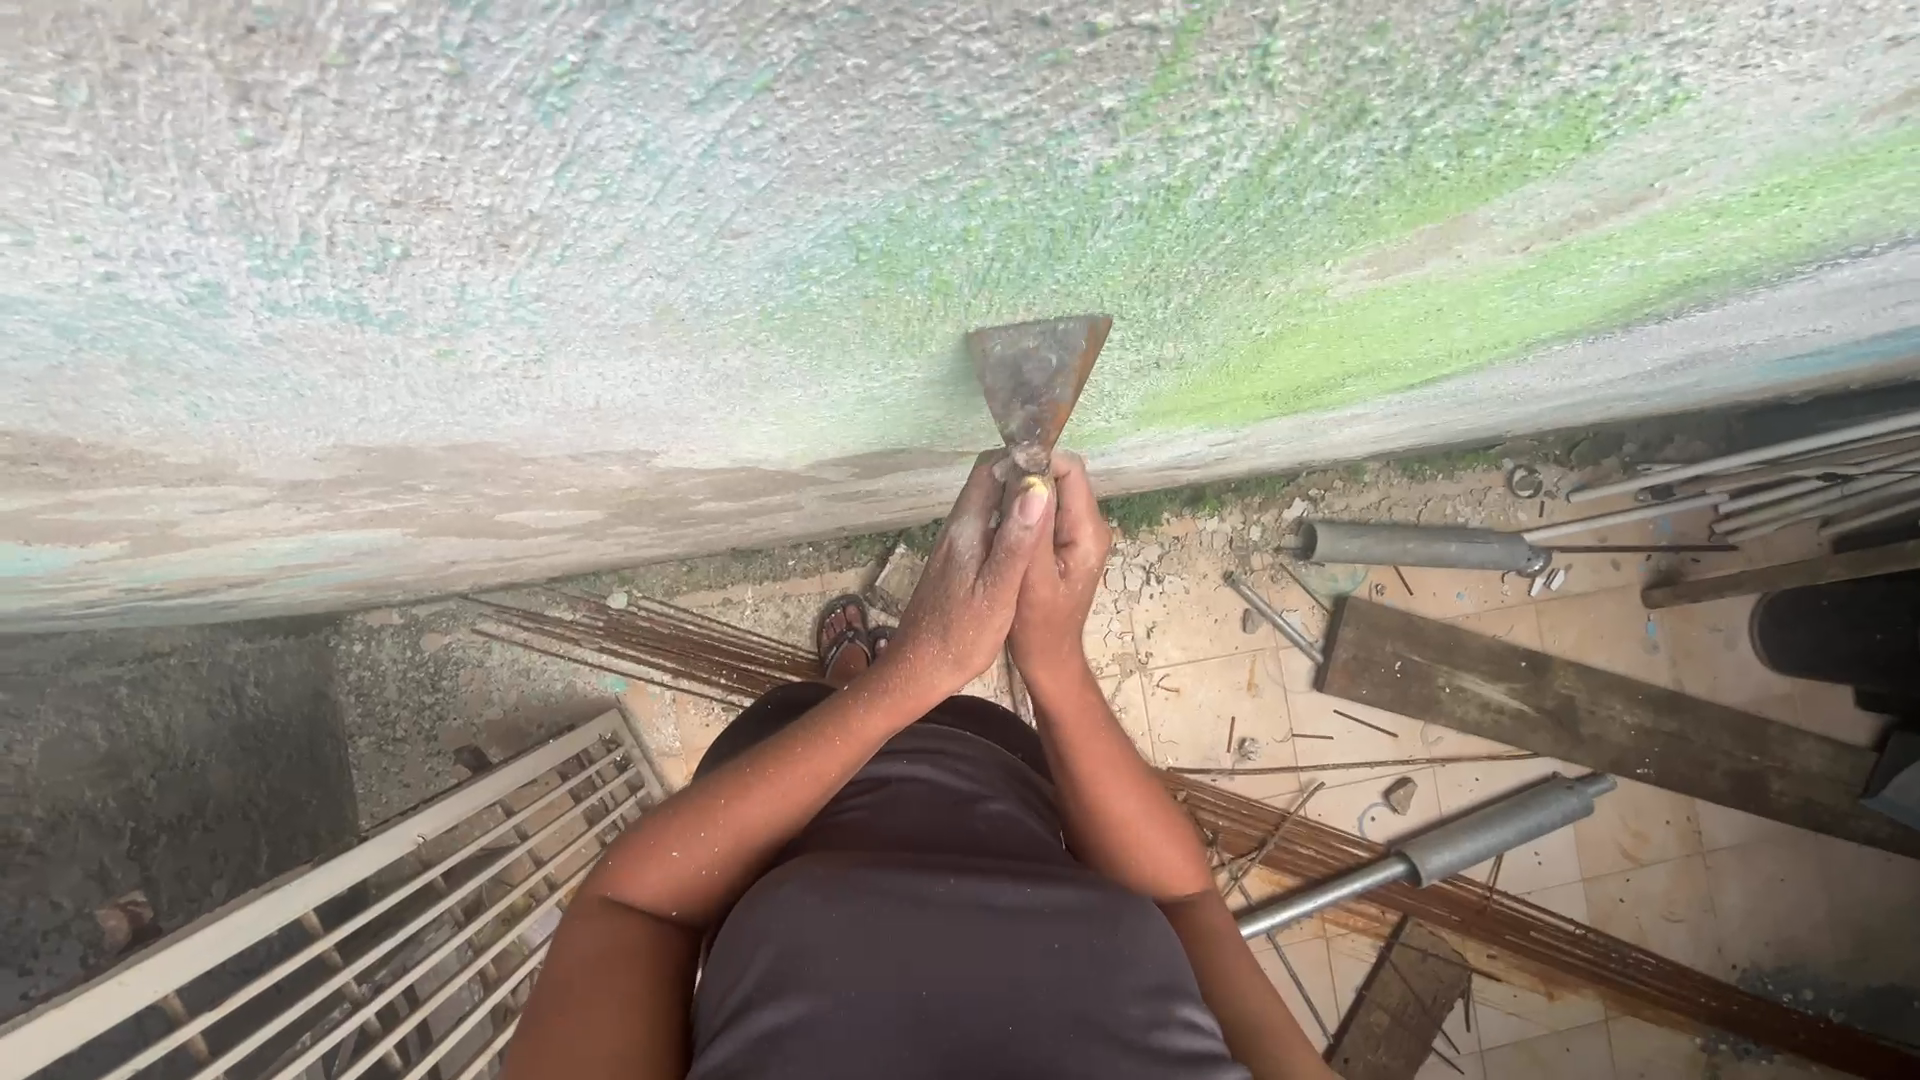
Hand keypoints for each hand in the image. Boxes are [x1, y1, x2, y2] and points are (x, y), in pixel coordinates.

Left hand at [884, 450, 1054, 697]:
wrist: (920, 669)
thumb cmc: (961, 635)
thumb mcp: (997, 591)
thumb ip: (1016, 541)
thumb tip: (1035, 487)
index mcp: (966, 527)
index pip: (989, 468)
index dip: (1020, 457)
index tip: (1054, 463)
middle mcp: (957, 527)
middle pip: (988, 481)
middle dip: (1022, 474)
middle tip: (1062, 486)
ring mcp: (955, 544)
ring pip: (988, 503)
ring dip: (1017, 498)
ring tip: (1053, 508)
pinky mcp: (957, 561)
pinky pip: (986, 526)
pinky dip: (1009, 522)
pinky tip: (1029, 541)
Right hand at [1010, 450, 1111, 683]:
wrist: (1048, 657)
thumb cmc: (1039, 626)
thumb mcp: (1032, 581)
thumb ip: (1033, 532)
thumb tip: (1030, 480)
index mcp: (1088, 531)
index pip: (1070, 468)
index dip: (1037, 460)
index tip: (1002, 470)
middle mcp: (1089, 524)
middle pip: (1060, 476)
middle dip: (1026, 475)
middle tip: (990, 487)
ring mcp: (1077, 532)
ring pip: (1050, 491)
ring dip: (1021, 492)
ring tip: (991, 504)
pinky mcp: (1063, 540)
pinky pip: (1044, 509)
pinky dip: (1022, 509)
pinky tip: (999, 521)